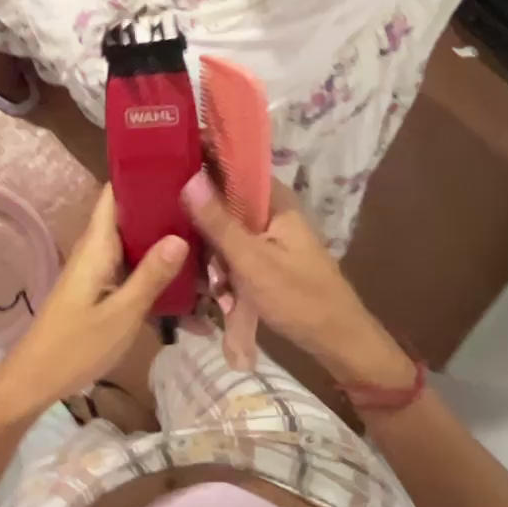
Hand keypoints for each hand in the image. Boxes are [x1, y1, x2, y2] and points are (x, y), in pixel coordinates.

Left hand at [0, 186, 188, 420]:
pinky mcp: (101, 289)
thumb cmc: (76, 345)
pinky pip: (132, 269)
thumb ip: (150, 277)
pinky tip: (188, 283)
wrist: (35, 380)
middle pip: (131, 217)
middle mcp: (97, 249)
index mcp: (97, 245)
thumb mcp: (121, 315)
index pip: (116, 193)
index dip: (142, 176)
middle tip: (209, 207)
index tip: (180, 166)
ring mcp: (99, 270)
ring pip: (136, 244)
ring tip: (209, 240)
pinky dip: (156, 271)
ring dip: (165, 244)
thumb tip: (180, 235)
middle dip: (165, 211)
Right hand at [181, 173, 414, 387]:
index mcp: (275, 200)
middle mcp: (273, 210)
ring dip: (214, 255)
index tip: (169, 173)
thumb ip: (218, 221)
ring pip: (227, 230)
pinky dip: (227, 268)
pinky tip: (222, 293)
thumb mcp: (251, 260)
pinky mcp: (268, 256)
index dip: (202, 164)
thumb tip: (188, 178)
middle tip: (191, 250)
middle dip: (204, 226)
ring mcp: (271, 235)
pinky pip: (236, 251)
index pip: (233, 165)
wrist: (339, 342)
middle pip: (225, 200)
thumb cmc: (298, 297)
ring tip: (214, 285)